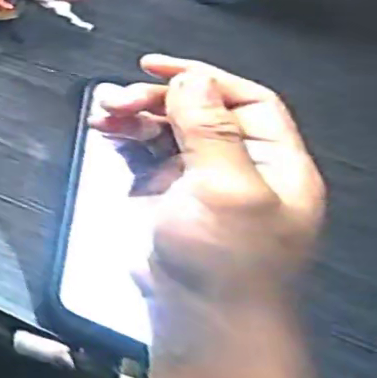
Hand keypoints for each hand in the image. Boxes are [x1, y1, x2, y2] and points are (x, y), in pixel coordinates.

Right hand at [92, 55, 325, 306]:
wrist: (199, 310)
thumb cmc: (227, 258)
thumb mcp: (227, 189)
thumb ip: (211, 132)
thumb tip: (191, 80)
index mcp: (274, 162)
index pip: (245, 100)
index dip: (202, 78)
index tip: (154, 67)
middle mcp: (237, 164)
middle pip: (196, 108)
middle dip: (154, 97)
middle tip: (117, 100)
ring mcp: (195, 176)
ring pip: (162, 124)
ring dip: (131, 112)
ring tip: (103, 114)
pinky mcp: (158, 187)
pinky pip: (139, 145)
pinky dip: (119, 131)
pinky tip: (103, 129)